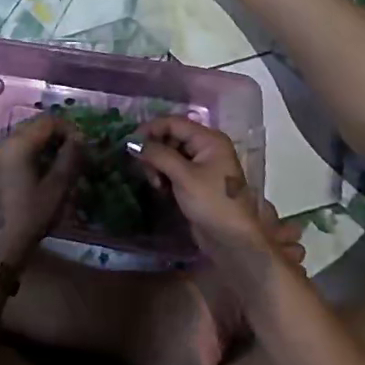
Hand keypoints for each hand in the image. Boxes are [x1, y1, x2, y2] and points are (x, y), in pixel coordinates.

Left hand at [0, 113, 83, 266]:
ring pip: (26, 136)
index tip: (85, 144)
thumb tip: (81, 138)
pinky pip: (18, 148)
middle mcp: (3, 142)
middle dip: (59, 134)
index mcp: (18, 144)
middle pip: (35, 125)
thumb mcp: (56, 189)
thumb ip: (70, 159)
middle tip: (78, 152)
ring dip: (47, 143)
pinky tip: (48, 169)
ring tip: (66, 161)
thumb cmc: (29, 217)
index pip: (47, 120)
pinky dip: (35, 152)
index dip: (69, 127)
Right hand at [128, 116, 280, 283]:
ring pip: (169, 154)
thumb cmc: (212, 202)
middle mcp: (206, 147)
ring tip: (156, 184)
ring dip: (157, 166)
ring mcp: (201, 165)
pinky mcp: (196, 182)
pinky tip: (161, 189)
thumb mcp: (184, 176)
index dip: (150, 129)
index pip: (173, 123)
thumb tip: (131, 142)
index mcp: (209, 139)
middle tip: (145, 170)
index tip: (130, 143)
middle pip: (170, 137)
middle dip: (154, 151)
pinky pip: (173, 170)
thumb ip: (157, 155)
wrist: (233, 241)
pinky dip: (164, 176)